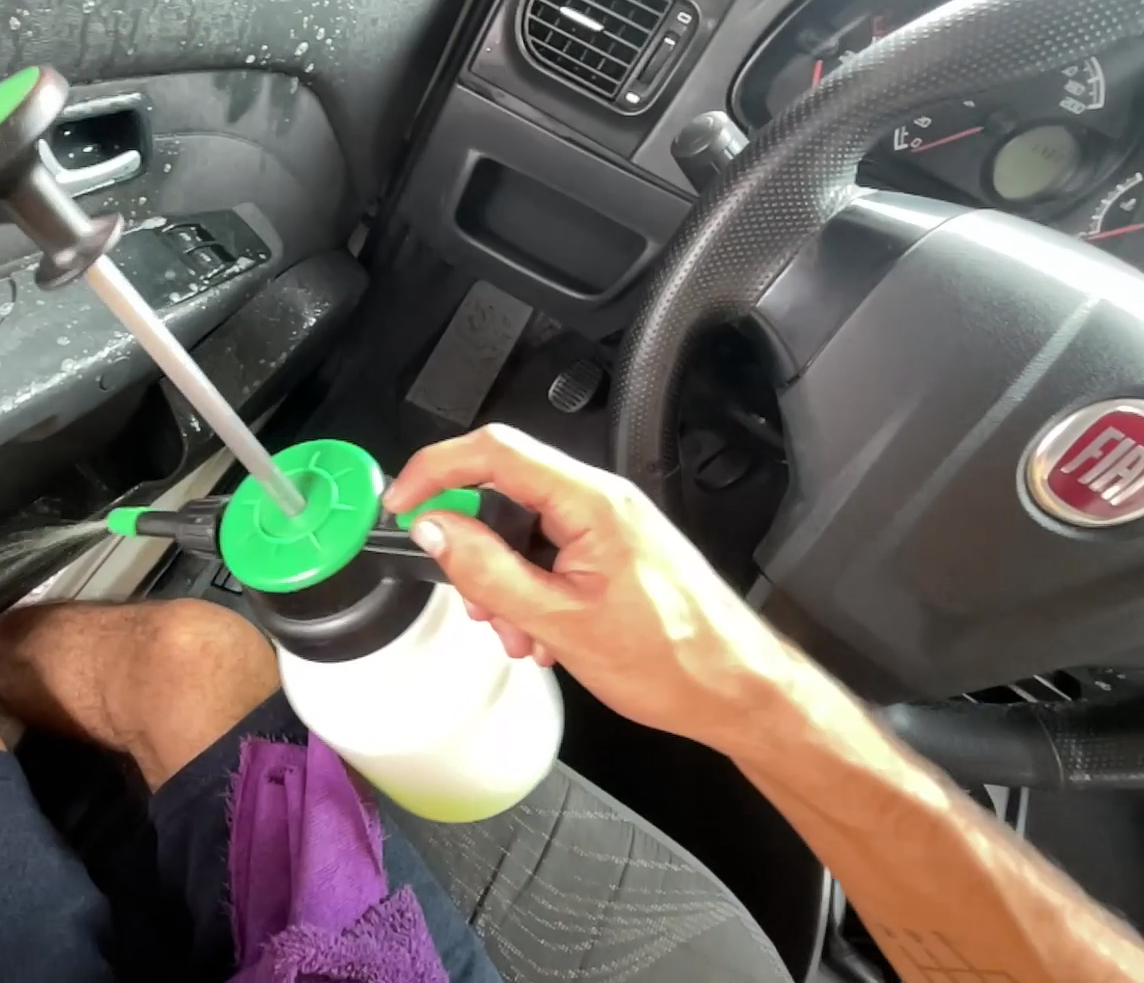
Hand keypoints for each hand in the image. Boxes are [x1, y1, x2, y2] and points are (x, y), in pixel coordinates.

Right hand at [383, 425, 801, 753]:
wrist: (740, 691)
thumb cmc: (675, 662)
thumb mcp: (561, 622)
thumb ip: (488, 569)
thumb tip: (435, 528)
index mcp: (591, 502)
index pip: (494, 452)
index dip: (436, 469)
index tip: (404, 501)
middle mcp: (599, 499)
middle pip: (501, 489)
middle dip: (470, 542)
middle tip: (466, 591)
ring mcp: (603, 522)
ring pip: (518, 525)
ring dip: (498, 576)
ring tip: (514, 629)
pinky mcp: (606, 546)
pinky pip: (543, 547)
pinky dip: (524, 585)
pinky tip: (536, 629)